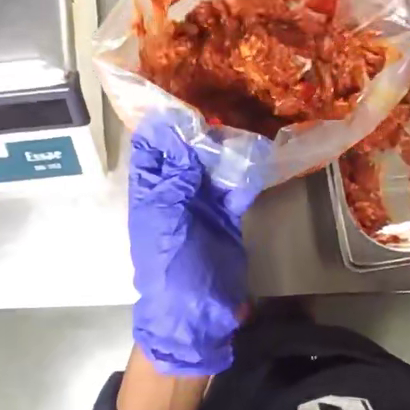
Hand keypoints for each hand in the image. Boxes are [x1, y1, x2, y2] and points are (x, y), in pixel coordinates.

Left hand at [128, 115, 258, 375]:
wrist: (195, 315)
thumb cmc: (171, 269)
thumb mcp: (166, 221)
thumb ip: (175, 179)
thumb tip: (181, 134)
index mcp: (150, 194)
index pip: (152, 148)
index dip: (164, 123)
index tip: (185, 94)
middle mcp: (173, 194)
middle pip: (185, 153)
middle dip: (201, 129)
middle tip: (226, 98)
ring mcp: (200, 205)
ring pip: (212, 167)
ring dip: (226, 148)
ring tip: (246, 119)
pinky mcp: (225, 218)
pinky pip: (234, 188)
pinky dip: (244, 174)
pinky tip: (259, 155)